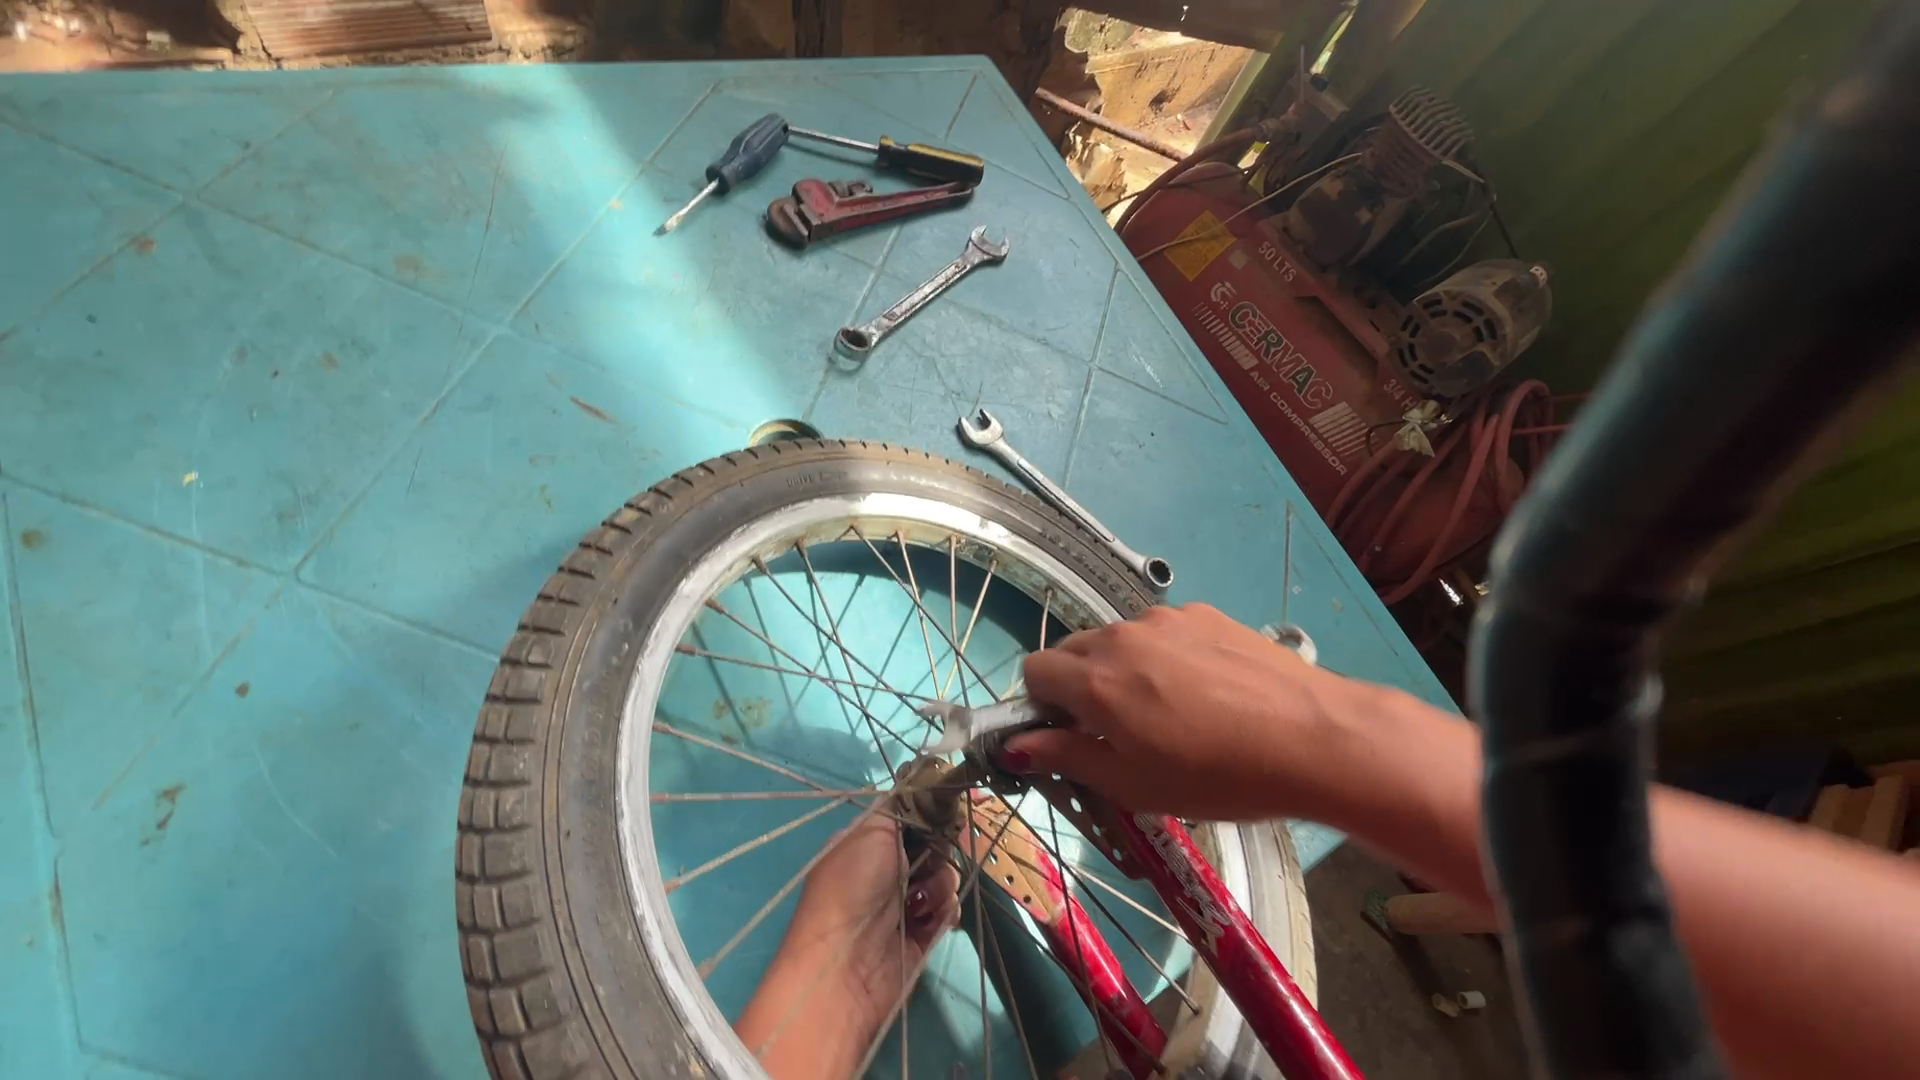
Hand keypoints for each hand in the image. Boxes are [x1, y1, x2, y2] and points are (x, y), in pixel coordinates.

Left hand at [785, 812, 960, 1029]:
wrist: (844, 967)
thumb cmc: (851, 888)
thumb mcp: (870, 832)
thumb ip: (901, 807)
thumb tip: (925, 784)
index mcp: (867, 841)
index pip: (909, 815)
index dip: (930, 811)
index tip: (947, 805)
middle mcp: (886, 867)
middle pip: (933, 842)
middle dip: (939, 846)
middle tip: (931, 855)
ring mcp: (906, 900)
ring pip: (945, 872)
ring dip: (939, 881)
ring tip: (918, 900)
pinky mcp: (924, 931)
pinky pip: (949, 906)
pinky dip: (945, 908)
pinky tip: (930, 917)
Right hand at [1005, 604, 1383, 822]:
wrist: (1313, 737)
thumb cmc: (1216, 776)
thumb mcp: (1133, 784)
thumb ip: (1066, 756)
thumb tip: (1016, 744)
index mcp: (1095, 679)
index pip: (1034, 670)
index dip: (1043, 704)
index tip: (1072, 733)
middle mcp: (1121, 636)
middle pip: (1072, 650)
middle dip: (1078, 685)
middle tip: (1117, 727)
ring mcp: (1165, 618)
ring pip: (1118, 640)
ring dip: (1121, 668)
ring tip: (1170, 707)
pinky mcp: (1203, 612)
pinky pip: (1160, 630)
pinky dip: (1163, 654)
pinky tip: (1205, 688)